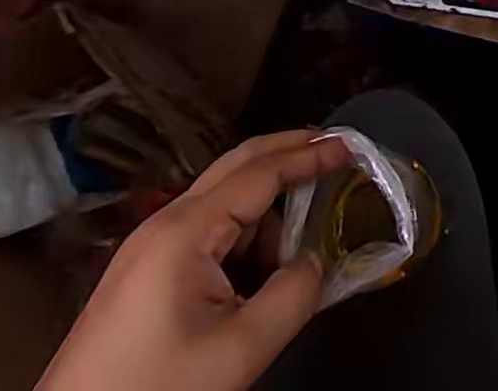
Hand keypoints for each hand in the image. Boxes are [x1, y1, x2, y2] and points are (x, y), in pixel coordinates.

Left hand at [37, 131, 350, 390]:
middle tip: (334, 148)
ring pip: (225, 199)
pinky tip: (264, 263)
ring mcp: (151, 246)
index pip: (261, 172)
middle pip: (238, 164)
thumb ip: (294, 295)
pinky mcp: (147, 272)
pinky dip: (246, 232)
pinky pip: (209, 230)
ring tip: (303, 232)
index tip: (350, 147)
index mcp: (186, 230)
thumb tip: (317, 260)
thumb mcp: (239, 351)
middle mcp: (167, 222)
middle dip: (289, 151)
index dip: (310, 156)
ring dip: (269, 203)